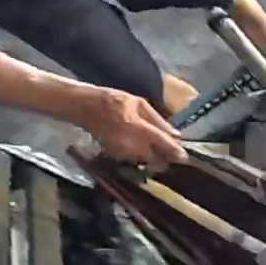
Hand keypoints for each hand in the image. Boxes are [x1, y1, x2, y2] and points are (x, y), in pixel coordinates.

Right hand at [69, 86, 187, 168]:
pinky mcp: (115, 156)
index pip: (165, 146)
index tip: (185, 157)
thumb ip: (159, 120)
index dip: (178, 153)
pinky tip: (141, 148)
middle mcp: (132, 144)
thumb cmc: (111, 101)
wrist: (80, 106)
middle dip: (167, 158)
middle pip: (159, 161)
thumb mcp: (138, 103)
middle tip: (169, 151)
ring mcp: (123, 152)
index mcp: (139, 128)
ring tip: (155, 148)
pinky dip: (142, 158)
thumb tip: (176, 135)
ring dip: (155, 159)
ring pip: (148, 163)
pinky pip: (136, 161)